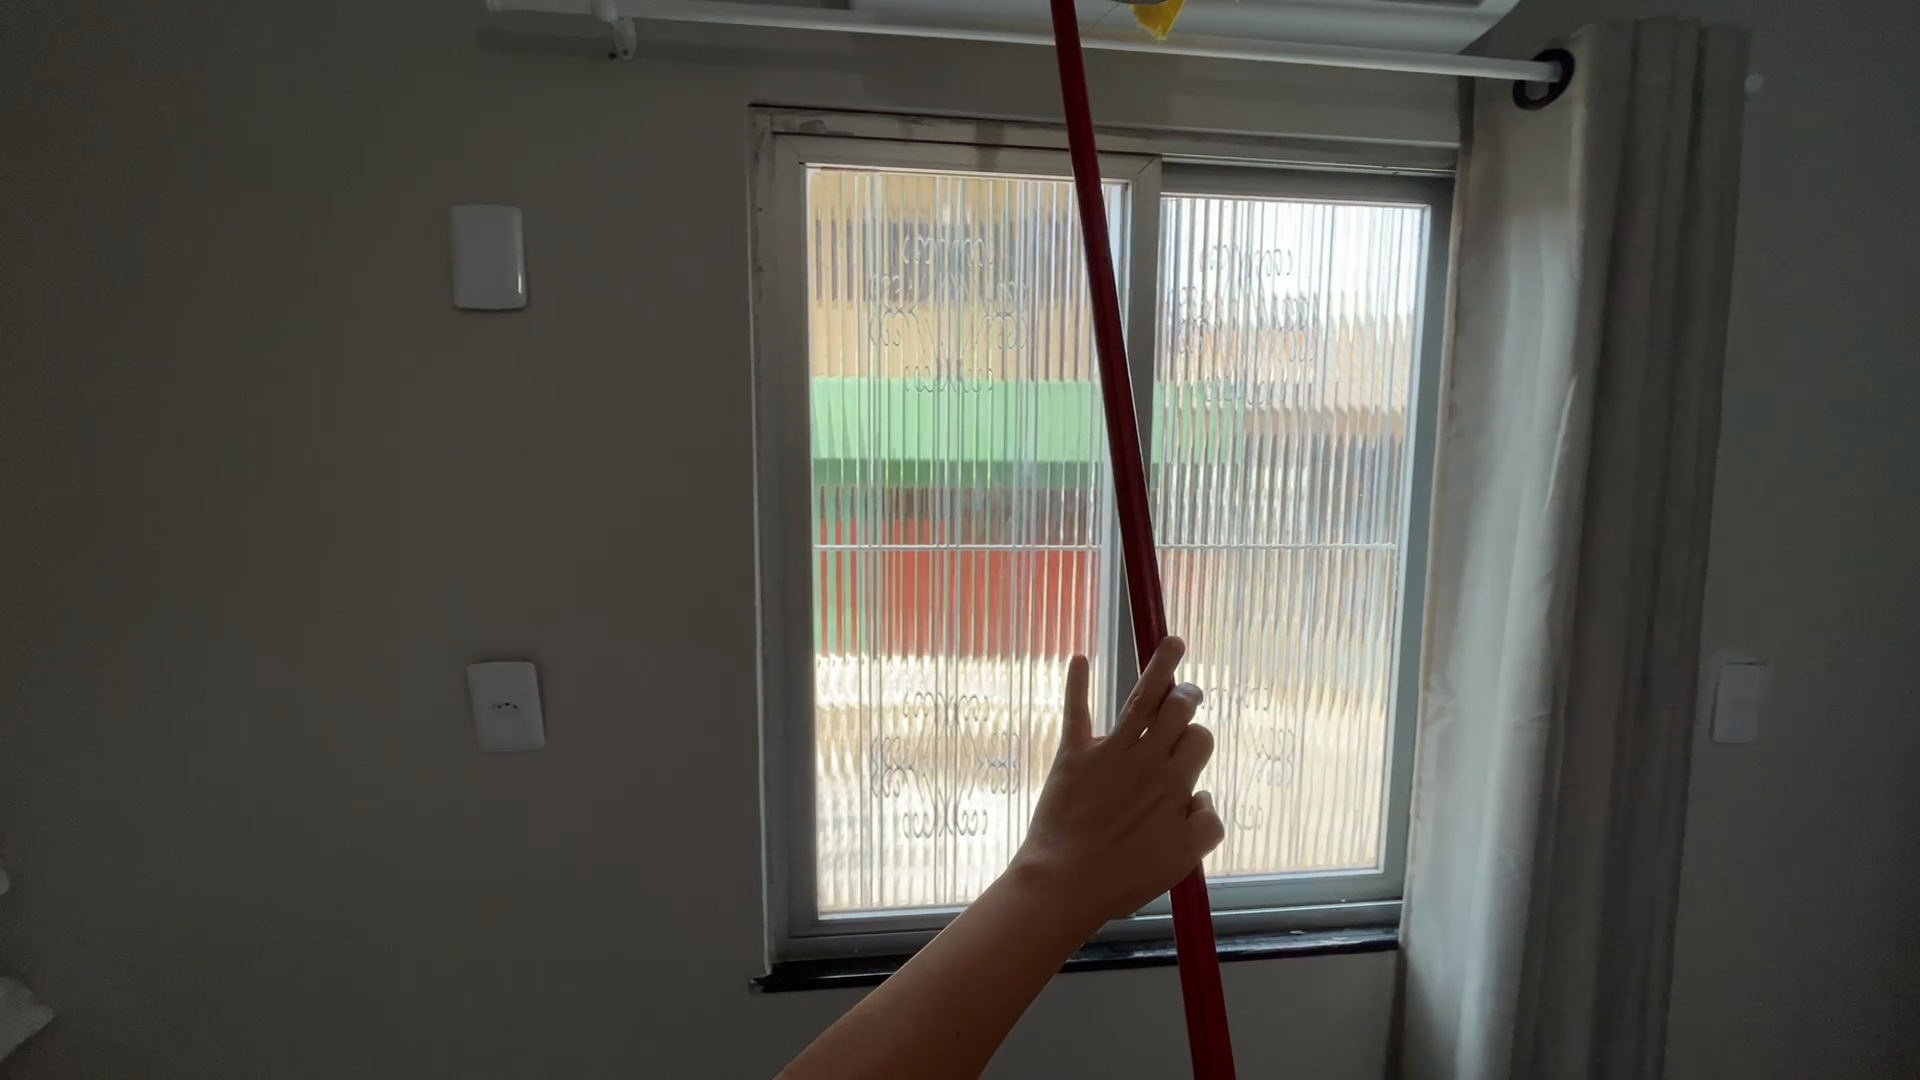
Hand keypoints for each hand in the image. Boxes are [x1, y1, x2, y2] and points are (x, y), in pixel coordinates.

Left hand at [1011, 637, 1224, 932]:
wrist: (1066, 882)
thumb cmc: (1124, 877)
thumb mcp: (1182, 861)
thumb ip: (1205, 826)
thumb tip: (1201, 794)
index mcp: (1173, 784)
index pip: (1199, 739)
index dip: (1199, 738)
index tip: (1191, 749)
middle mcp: (1145, 759)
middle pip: (1176, 710)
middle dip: (1187, 695)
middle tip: (1189, 690)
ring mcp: (1108, 752)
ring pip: (1140, 699)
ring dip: (1159, 668)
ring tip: (1173, 643)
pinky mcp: (1073, 754)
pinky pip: (1076, 712)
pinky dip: (1076, 684)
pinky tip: (1077, 658)